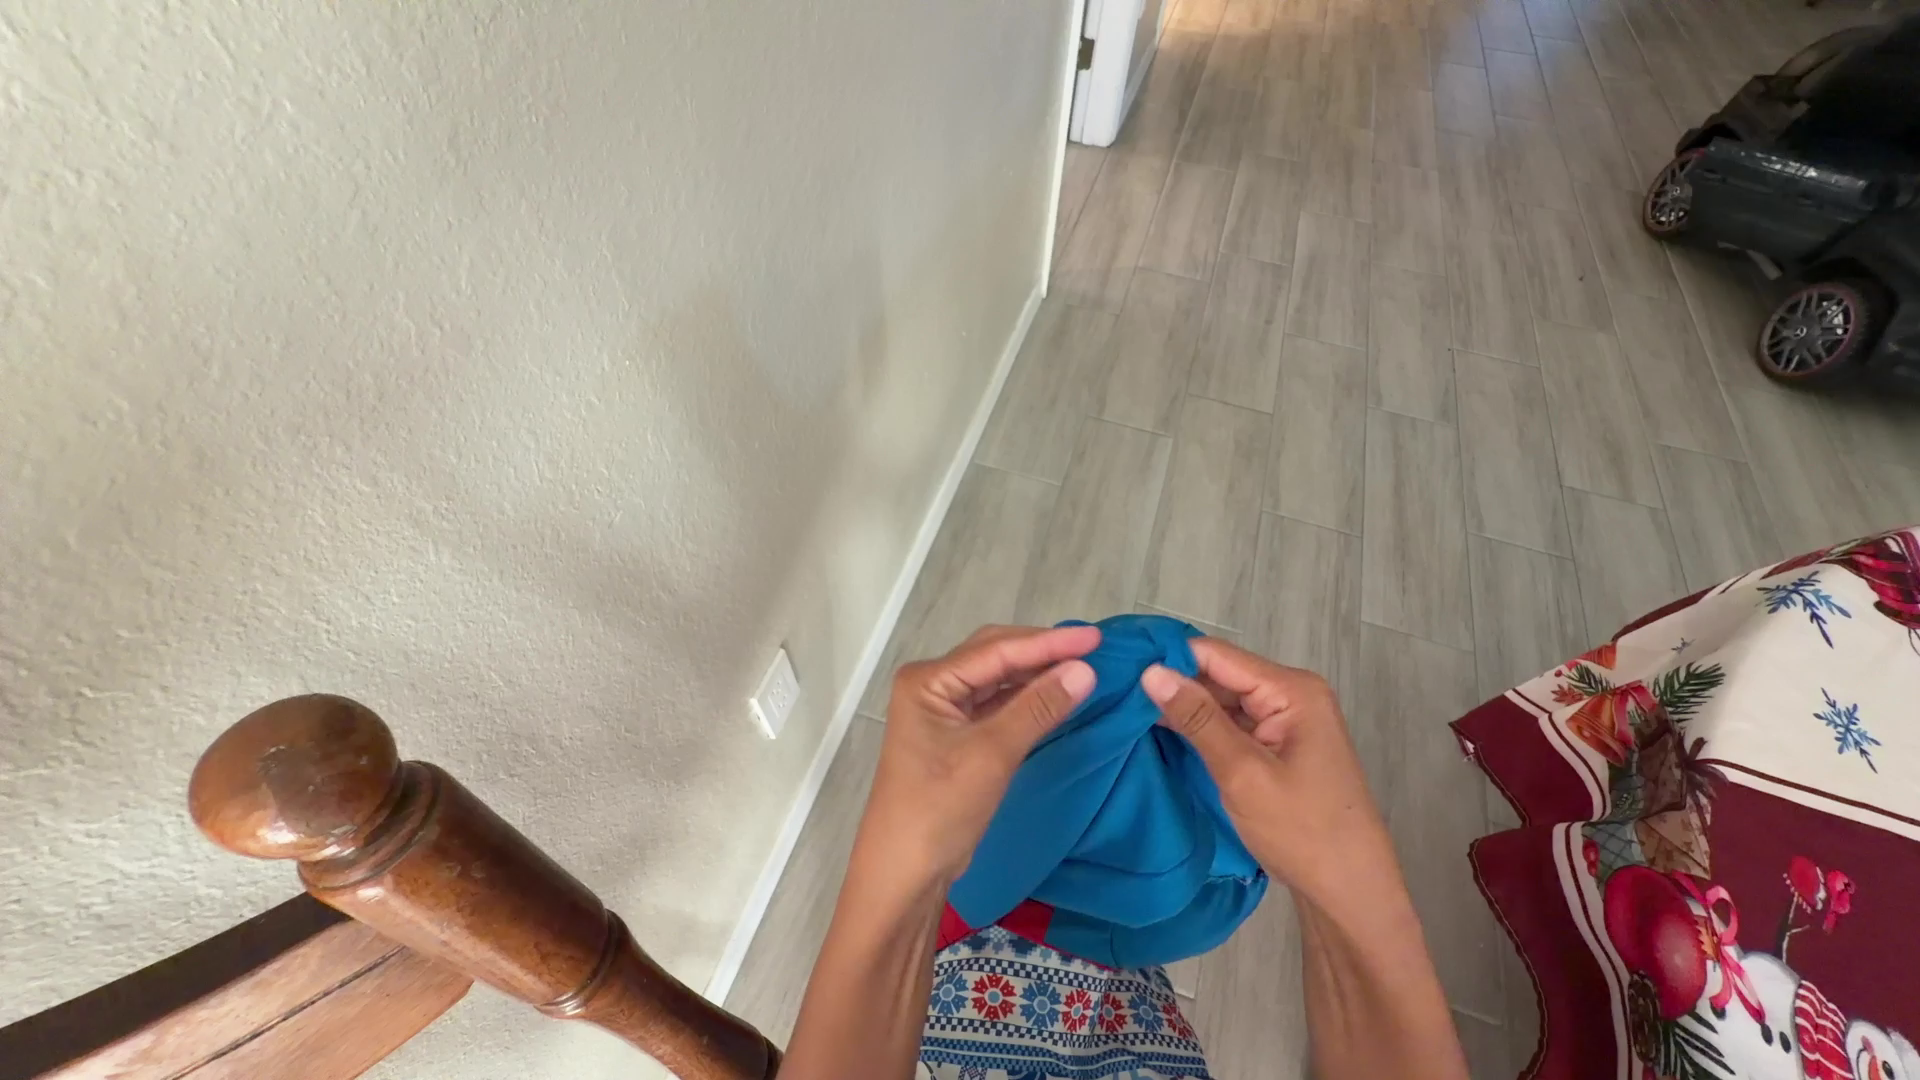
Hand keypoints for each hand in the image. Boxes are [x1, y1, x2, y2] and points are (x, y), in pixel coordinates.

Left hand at [857, 624, 1099, 891]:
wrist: (906, 874)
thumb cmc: (940, 809)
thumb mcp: (992, 755)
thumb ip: (1038, 707)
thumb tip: (1086, 669)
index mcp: (927, 680)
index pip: (996, 650)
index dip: (1049, 643)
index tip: (1097, 637)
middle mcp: (932, 685)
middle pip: (995, 656)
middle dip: (1043, 651)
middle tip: (1093, 647)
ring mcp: (943, 711)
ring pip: (998, 680)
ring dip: (1037, 674)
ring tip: (1083, 666)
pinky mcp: (957, 735)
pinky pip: (998, 705)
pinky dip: (1028, 699)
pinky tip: (1058, 695)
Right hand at [1141, 638, 1394, 905]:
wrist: (1351, 893)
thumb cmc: (1303, 832)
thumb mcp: (1243, 773)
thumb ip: (1197, 719)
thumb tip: (1150, 672)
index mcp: (1291, 690)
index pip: (1215, 655)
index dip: (1167, 659)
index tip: (1119, 671)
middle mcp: (1290, 693)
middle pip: (1217, 674)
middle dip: (1172, 684)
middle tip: (1116, 696)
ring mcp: (1285, 720)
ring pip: (1220, 699)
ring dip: (1182, 708)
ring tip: (1127, 712)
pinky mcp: (1276, 744)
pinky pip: (1230, 723)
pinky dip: (1199, 729)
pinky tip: (1161, 734)